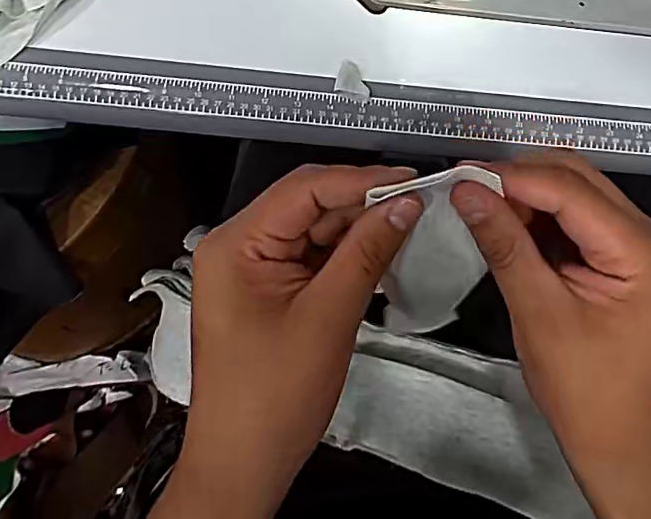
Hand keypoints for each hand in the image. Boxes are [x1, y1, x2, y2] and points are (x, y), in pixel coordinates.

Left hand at [152, 163, 424, 518]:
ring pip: (316, 225)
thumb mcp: (327, 318)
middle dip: (362, 202)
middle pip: (309, 202)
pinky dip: (348, 250)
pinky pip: (314, 251)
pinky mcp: (270, 283)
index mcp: (236, 243)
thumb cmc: (271, 401)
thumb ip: (367, 252)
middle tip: (413, 200)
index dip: (359, 180)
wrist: (242, 470)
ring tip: (405, 221)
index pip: (304, 189)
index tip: (407, 179)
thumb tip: (404, 204)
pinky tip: (381, 247)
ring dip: (359, 225)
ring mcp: (254, 264)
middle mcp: (239, 243)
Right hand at [451, 153, 650, 518]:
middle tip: (472, 189)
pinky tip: (510, 220)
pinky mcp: (620, 251)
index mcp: (642, 253)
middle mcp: (647, 236)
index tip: (466, 177)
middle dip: (521, 178)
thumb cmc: (584, 391)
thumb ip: (504, 244)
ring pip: (574, 187)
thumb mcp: (538, 314)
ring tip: (486, 204)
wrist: (616, 441)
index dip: (515, 178)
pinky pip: (575, 211)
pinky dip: (539, 209)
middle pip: (577, 178)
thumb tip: (468, 192)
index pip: (571, 191)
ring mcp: (637, 242)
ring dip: (528, 190)